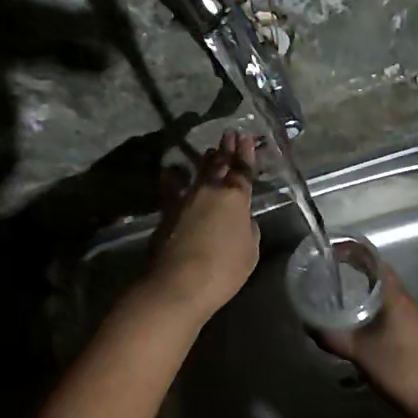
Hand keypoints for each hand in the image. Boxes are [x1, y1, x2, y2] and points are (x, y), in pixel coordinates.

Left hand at [145, 130, 260, 316]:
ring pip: (198, 172)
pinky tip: (172, 171)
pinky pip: (173, 187)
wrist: (178, 283)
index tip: (245, 137)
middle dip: (226, 149)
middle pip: (220, 164)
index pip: (243, 169)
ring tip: (210, 150)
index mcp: (236, 197)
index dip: (246, 152)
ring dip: (205, 160)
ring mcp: (186, 198)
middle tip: (229, 134)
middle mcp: (210, 190)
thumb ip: (249, 229)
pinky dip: (174, 177)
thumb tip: (242, 220)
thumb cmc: (223, 269)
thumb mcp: (250, 251)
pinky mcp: (168, 211)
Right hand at [319, 264, 417, 417]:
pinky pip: (387, 300)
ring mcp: (409, 312)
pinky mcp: (409, 325)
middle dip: (355, 264)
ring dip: (363, 281)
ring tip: (338, 284)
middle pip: (379, 270)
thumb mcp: (357, 351)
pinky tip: (355, 310)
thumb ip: (331, 336)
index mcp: (395, 296)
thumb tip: (307, 324)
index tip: (332, 252)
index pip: (374, 260)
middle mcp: (405, 298)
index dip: (353, 252)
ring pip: (384, 286)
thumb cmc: (395, 368)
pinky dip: (370, 296)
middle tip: (329, 266)